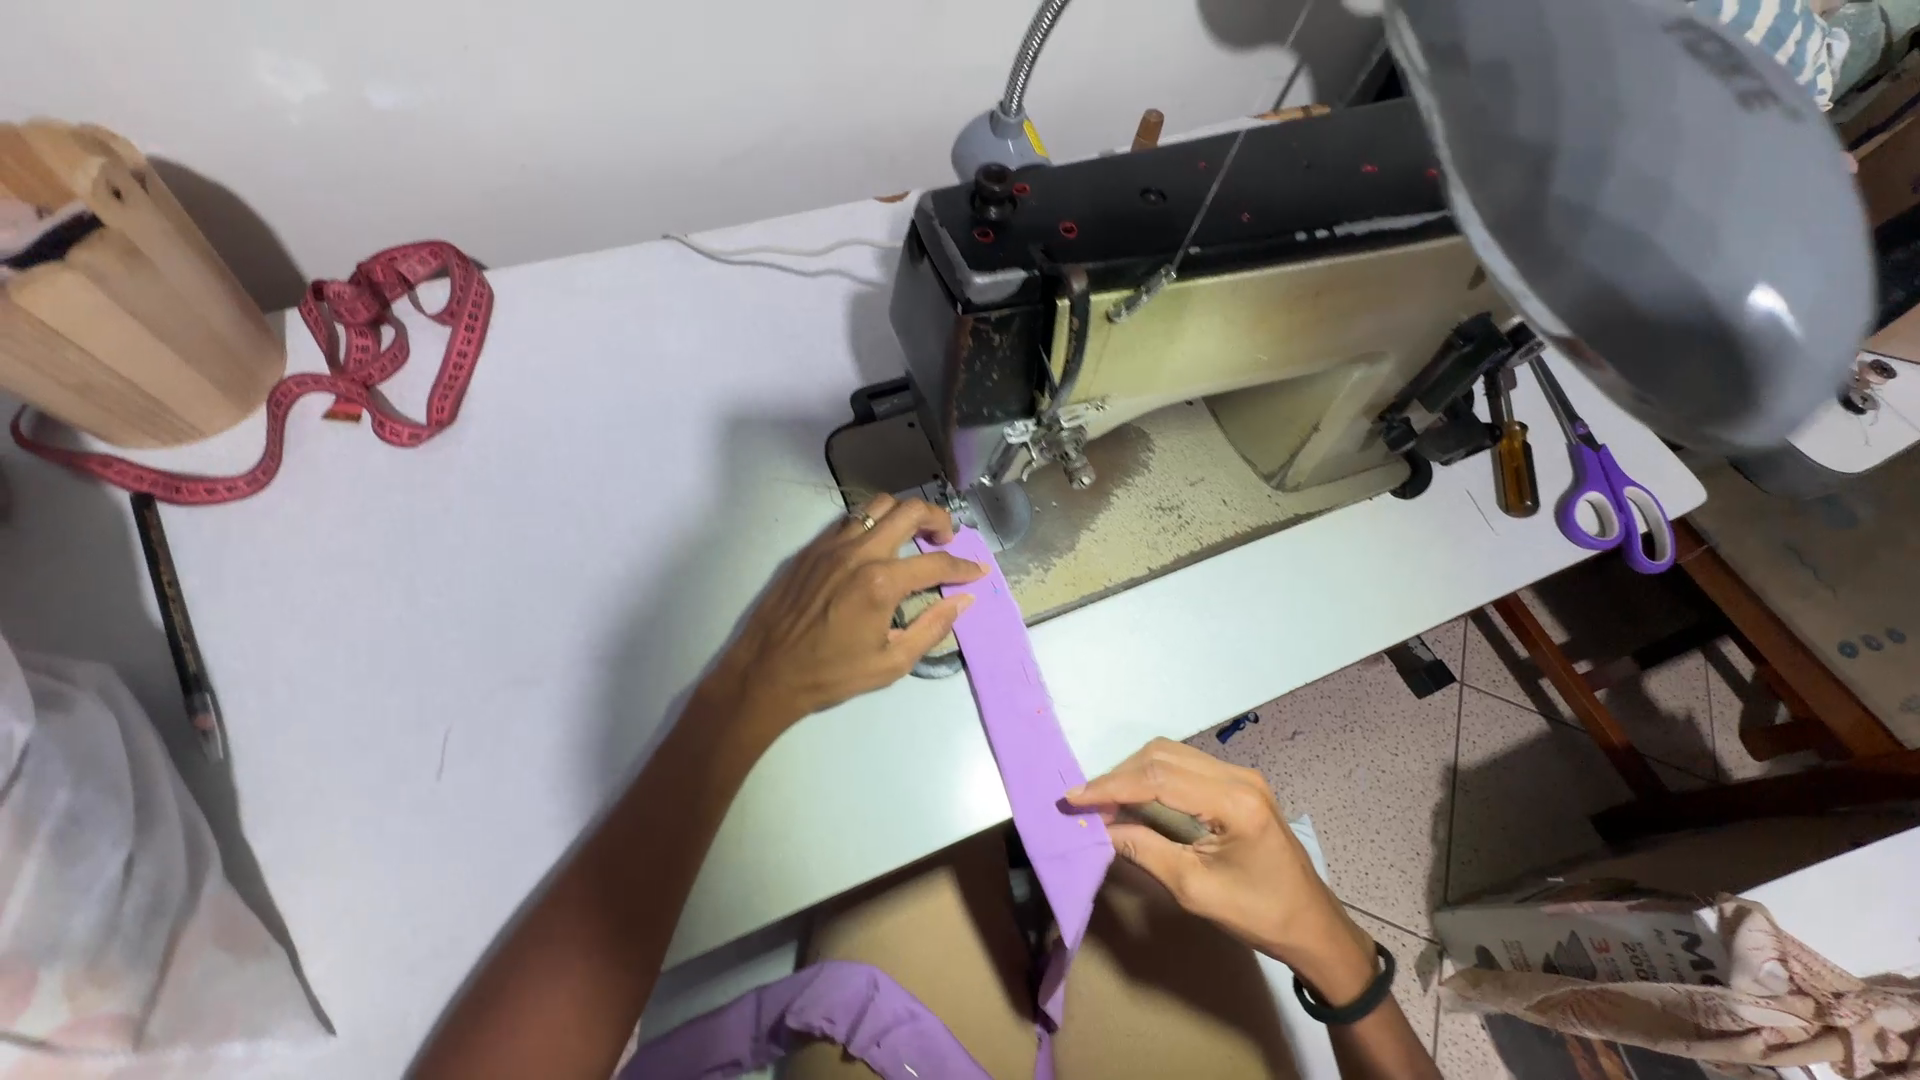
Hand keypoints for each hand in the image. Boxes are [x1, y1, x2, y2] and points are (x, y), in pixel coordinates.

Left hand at [705, 494, 985, 730]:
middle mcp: (859, 552)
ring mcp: (831, 545)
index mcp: (881, 583)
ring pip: (878, 505)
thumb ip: (932, 627)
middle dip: (939, 519)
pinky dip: (873, 524)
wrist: (766, 672)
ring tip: (913, 536)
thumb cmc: (831, 674)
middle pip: (910, 510)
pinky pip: (850, 520)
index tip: (978, 571)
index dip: (964, 566)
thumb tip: (962, 600)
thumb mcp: (891, 663)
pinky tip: (875, 547)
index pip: (937, 562)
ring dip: (904, 514)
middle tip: (947, 540)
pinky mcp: (811, 548)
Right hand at [1067, 738, 1379, 1003]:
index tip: (1073, 800)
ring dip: (1133, 773)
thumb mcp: (1195, 889)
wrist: (1313, 928)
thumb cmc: (1259, 915)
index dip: (1110, 786)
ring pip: (1171, 755)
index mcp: (1234, 801)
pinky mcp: (1238, 785)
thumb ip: (1145, 850)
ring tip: (1104, 802)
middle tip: (1087, 805)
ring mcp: (1241, 776)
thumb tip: (1100, 829)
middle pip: (1162, 756)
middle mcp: (1238, 776)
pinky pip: (1185, 767)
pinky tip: (1134, 797)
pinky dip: (1152, 777)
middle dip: (1118, 776)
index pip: (1158, 778)